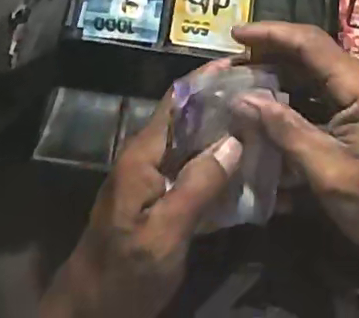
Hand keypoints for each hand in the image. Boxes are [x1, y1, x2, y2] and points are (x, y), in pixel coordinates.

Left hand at [38, 67, 243, 317]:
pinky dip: (222, 170)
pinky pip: (196, 175)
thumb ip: (197, 186)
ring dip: (229, 136)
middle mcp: (150, 156)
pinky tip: (252, 174)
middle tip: (269, 98)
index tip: (244, 65)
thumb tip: (235, 140)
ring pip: (197, 146)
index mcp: (144, 152)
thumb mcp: (164, 235)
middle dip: (227, 105)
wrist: (89, 314)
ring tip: (268, 129)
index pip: (178, 98)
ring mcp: (156, 179)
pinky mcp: (163, 202)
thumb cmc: (123, 273)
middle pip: (191, 118)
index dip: (209, 78)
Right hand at [230, 23, 358, 317]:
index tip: (235, 33)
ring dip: (279, 67)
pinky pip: (320, 83)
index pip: (309, 42)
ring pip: (312, 64)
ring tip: (242, 75)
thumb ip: (285, 130)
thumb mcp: (326, 171)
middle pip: (309, 47)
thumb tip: (242, 99)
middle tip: (232, 58)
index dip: (270, 33)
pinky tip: (268, 98)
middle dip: (269, 49)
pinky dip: (292, 86)